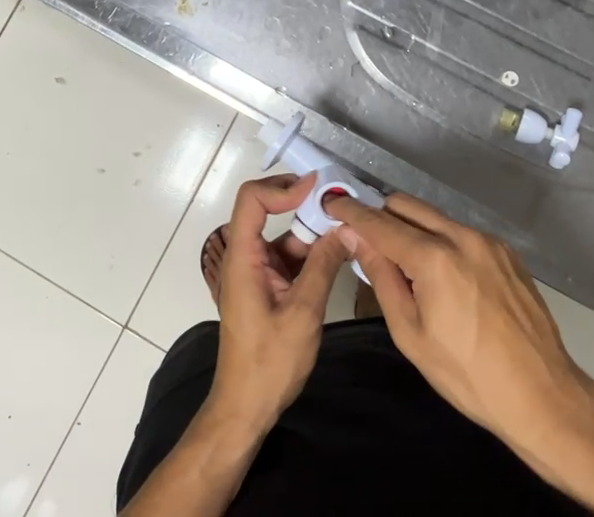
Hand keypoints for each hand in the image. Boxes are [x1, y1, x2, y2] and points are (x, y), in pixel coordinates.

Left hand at [208, 173, 350, 428]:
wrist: (246, 406)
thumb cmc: (269, 363)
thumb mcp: (303, 312)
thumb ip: (324, 266)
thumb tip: (349, 228)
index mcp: (242, 258)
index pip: (252, 200)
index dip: (283, 187)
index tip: (320, 189)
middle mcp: (245, 257)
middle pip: (267, 211)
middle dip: (304, 204)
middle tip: (342, 203)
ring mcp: (256, 272)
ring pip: (283, 235)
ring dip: (313, 230)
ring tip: (350, 228)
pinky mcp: (267, 286)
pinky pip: (290, 258)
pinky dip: (313, 253)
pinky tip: (341, 254)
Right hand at [324, 192, 587, 444]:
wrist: (542, 396)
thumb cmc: (467, 375)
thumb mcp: (410, 332)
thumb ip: (381, 276)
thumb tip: (355, 238)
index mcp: (435, 259)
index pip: (379, 223)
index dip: (350, 211)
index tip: (331, 202)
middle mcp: (463, 237)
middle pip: (407, 205)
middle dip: (380, 215)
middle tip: (364, 240)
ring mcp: (490, 243)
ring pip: (435, 217)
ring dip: (411, 228)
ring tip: (404, 265)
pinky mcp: (508, 253)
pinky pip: (461, 233)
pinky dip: (441, 241)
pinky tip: (442, 277)